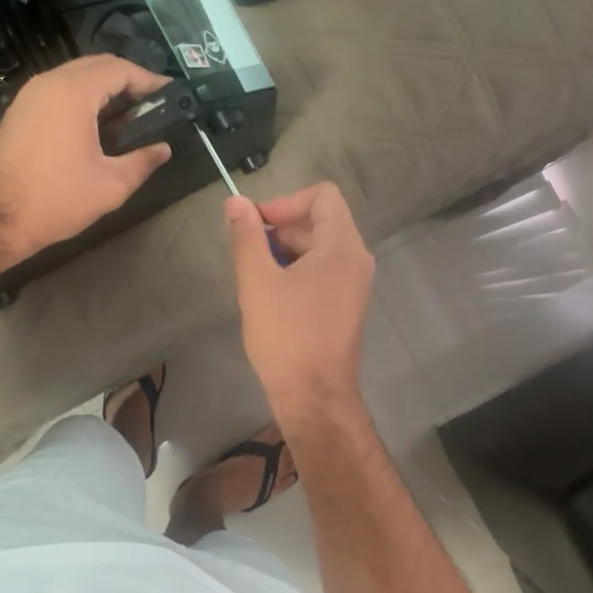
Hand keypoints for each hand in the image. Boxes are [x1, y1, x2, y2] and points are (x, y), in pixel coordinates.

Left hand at [0, 56, 173, 261]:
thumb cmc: (56, 200)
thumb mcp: (111, 185)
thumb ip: (142, 162)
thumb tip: (163, 149)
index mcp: (73, 93)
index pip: (119, 69)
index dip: (148, 79)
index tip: (170, 93)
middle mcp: (49, 83)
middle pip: (97, 66)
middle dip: (127, 80)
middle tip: (152, 103)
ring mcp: (30, 95)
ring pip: (75, 77)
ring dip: (104, 89)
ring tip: (128, 116)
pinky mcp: (20, 111)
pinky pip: (58, 91)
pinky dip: (82, 98)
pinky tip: (97, 125)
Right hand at [227, 183, 375, 419]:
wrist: (314, 397)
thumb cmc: (286, 336)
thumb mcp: (257, 281)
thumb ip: (246, 237)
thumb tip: (236, 202)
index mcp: (342, 246)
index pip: (322, 195)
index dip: (285, 202)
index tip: (255, 226)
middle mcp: (356, 259)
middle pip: (319, 221)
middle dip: (280, 230)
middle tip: (248, 258)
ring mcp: (354, 284)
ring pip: (317, 248)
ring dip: (284, 254)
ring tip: (257, 281)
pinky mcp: (346, 305)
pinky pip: (322, 272)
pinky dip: (296, 273)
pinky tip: (271, 299)